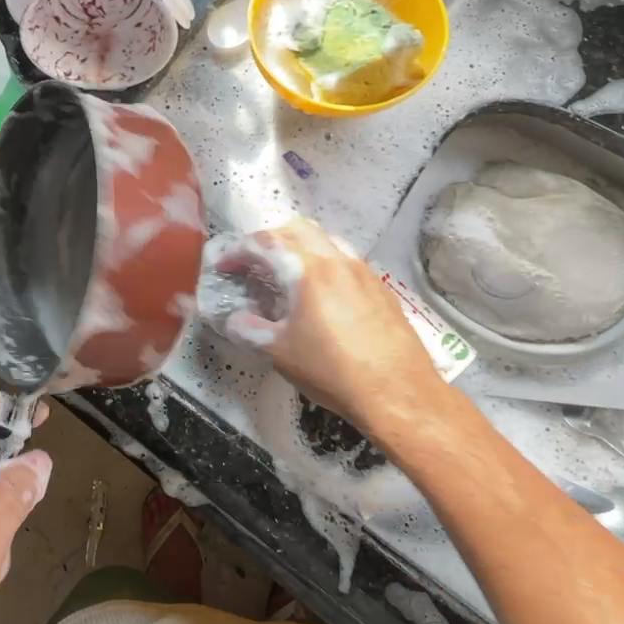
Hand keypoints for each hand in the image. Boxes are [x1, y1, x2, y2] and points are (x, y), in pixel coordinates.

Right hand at [205, 219, 442, 431]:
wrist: (399, 394)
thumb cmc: (332, 371)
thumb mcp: (278, 352)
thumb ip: (248, 328)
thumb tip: (231, 318)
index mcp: (307, 270)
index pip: (265, 243)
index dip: (238, 251)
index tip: (224, 267)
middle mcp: (337, 260)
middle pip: (297, 229)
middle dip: (269, 240)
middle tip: (253, 264)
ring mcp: (363, 272)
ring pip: (326, 240)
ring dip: (299, 248)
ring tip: (286, 276)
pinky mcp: (381, 288)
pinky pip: (345, 260)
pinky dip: (323, 264)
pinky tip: (319, 295)